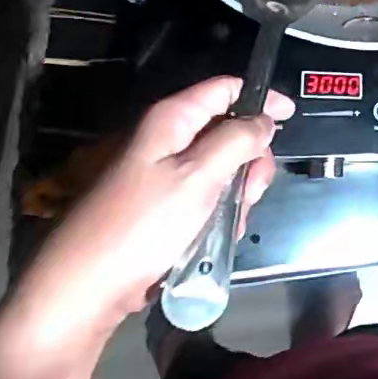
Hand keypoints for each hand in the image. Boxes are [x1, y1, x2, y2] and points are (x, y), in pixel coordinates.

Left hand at [8, 77, 294, 341]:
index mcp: (172, 120)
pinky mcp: (164, 206)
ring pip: (223, 169)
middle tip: (251, 190)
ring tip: (230, 221)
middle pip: (229, 132)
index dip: (260, 97)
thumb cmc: (142, 226)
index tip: (291, 116)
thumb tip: (265, 119)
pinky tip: (217, 235)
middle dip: (250, 160)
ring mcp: (165, 174)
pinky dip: (220, 213)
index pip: (224, 89)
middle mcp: (168, 140)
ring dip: (237, 193)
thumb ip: (238, 140)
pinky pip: (207, 197)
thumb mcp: (199, 177)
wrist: (86, 289)